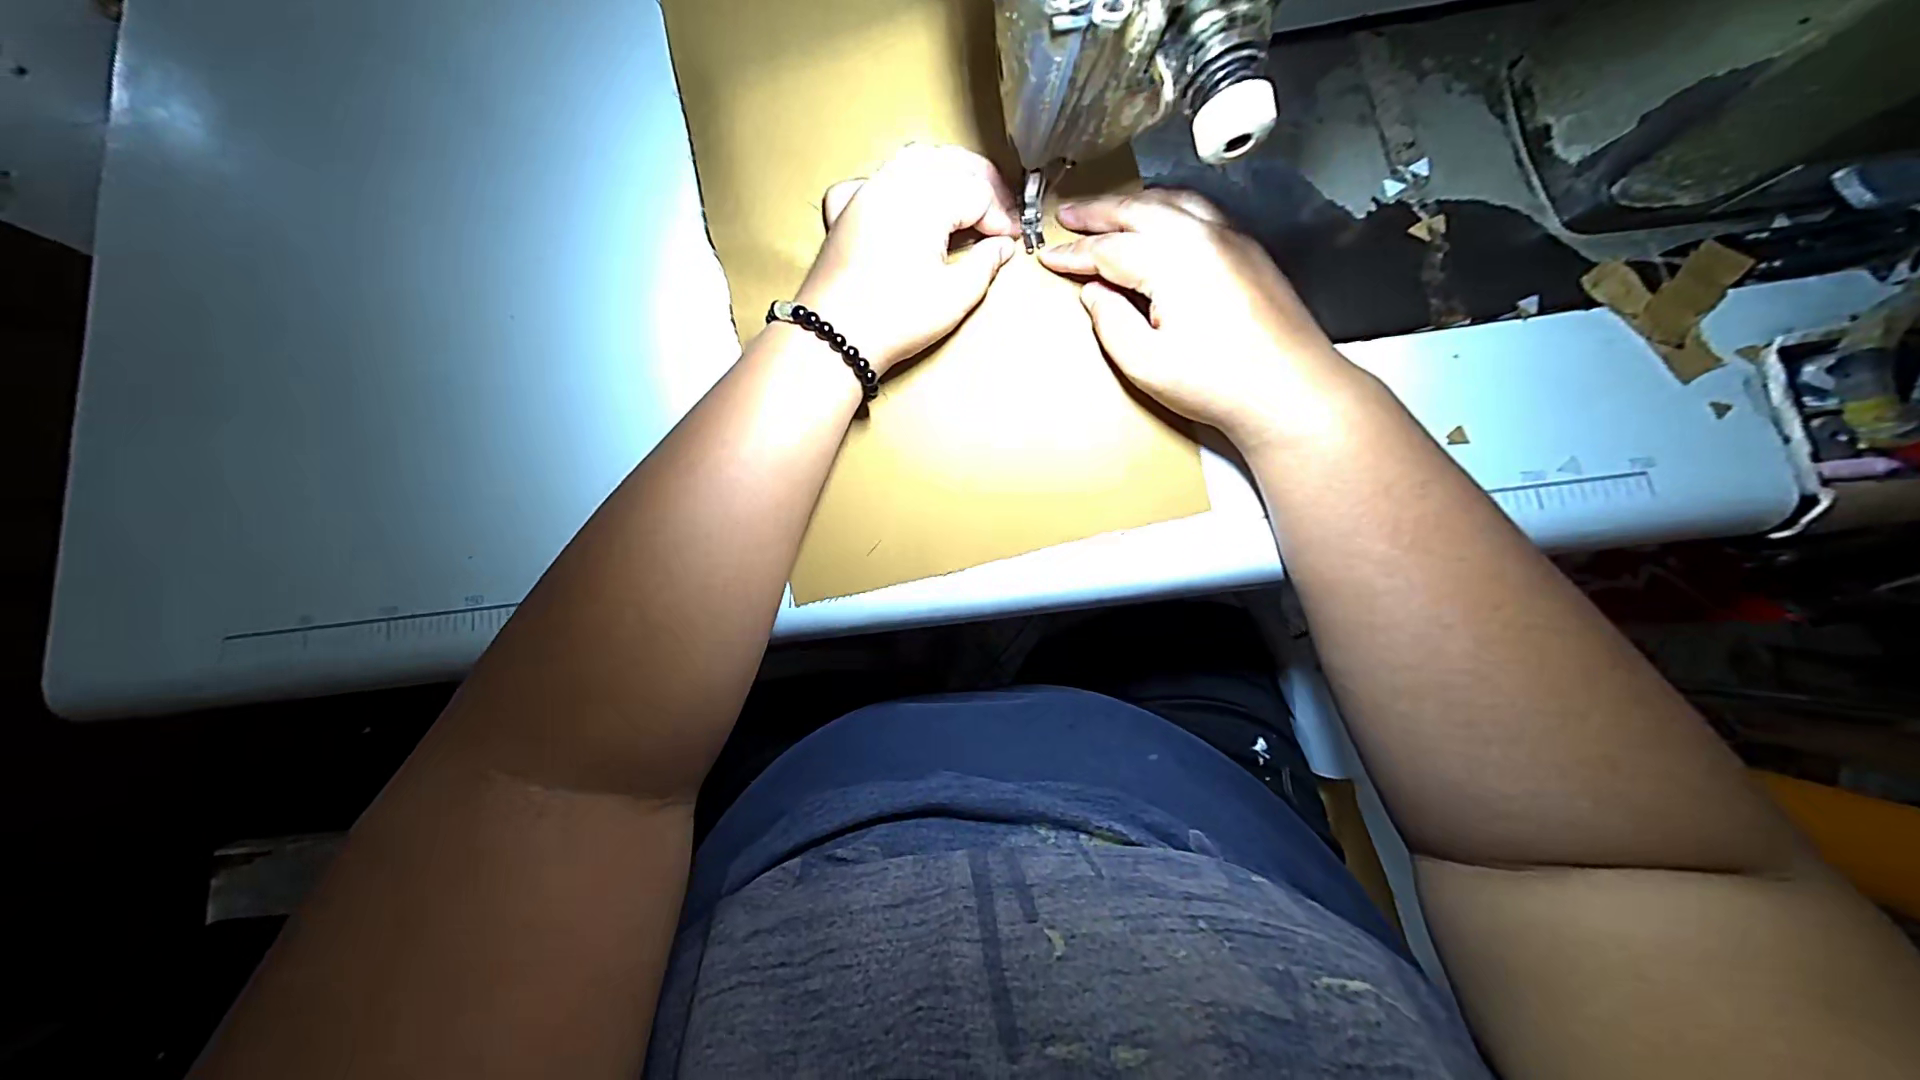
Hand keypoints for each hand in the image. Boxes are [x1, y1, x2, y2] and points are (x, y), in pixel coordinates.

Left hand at [793, 144, 1023, 372]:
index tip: (1011, 240)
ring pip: (912, 161)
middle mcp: (893, 183)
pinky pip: (875, 181)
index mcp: (925, 198)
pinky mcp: (844, 212)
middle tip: (998, 214)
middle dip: (980, 184)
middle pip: (948, 163)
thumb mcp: (955, 297)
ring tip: (963, 203)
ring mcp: (865, 193)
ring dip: (944, 175)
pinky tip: (907, 203)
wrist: (833, 337)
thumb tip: (1001, 248)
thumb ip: (985, 265)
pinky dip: (898, 185)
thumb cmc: (893, 319)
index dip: (1000, 215)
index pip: (977, 192)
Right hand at [1037, 189, 1358, 446]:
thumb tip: (1094, 294)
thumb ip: (1110, 322)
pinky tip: (1160, 222)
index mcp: (1172, 260)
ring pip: (1172, 203)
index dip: (1074, 253)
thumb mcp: (1145, 363)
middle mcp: (1203, 237)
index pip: (1108, 248)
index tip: (1050, 256)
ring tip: (1108, 210)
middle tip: (1069, 215)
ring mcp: (1231, 239)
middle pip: (1138, 210)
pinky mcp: (1248, 252)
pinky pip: (1199, 212)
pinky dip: (1167, 209)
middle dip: (1098, 212)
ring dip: (1134, 204)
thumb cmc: (1220, 383)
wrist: (1289, 392)